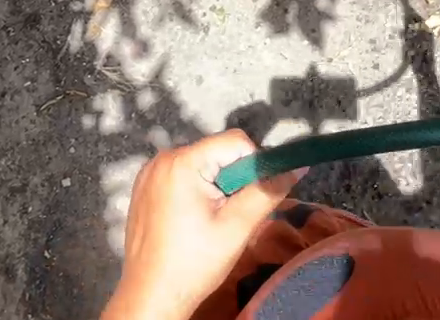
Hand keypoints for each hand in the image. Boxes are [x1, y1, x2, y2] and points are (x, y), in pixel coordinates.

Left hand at [101, 130, 302, 319]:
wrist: (150, 299)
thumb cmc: (194, 263)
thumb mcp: (237, 228)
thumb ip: (267, 192)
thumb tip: (296, 167)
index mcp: (183, 161)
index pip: (235, 142)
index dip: (253, 166)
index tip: (251, 198)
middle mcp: (163, 157)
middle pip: (216, 152)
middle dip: (232, 179)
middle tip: (231, 216)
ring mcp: (150, 171)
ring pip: (200, 164)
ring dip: (213, 186)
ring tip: (210, 222)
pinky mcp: (143, 186)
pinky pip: (180, 175)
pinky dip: (193, 191)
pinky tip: (190, 222)